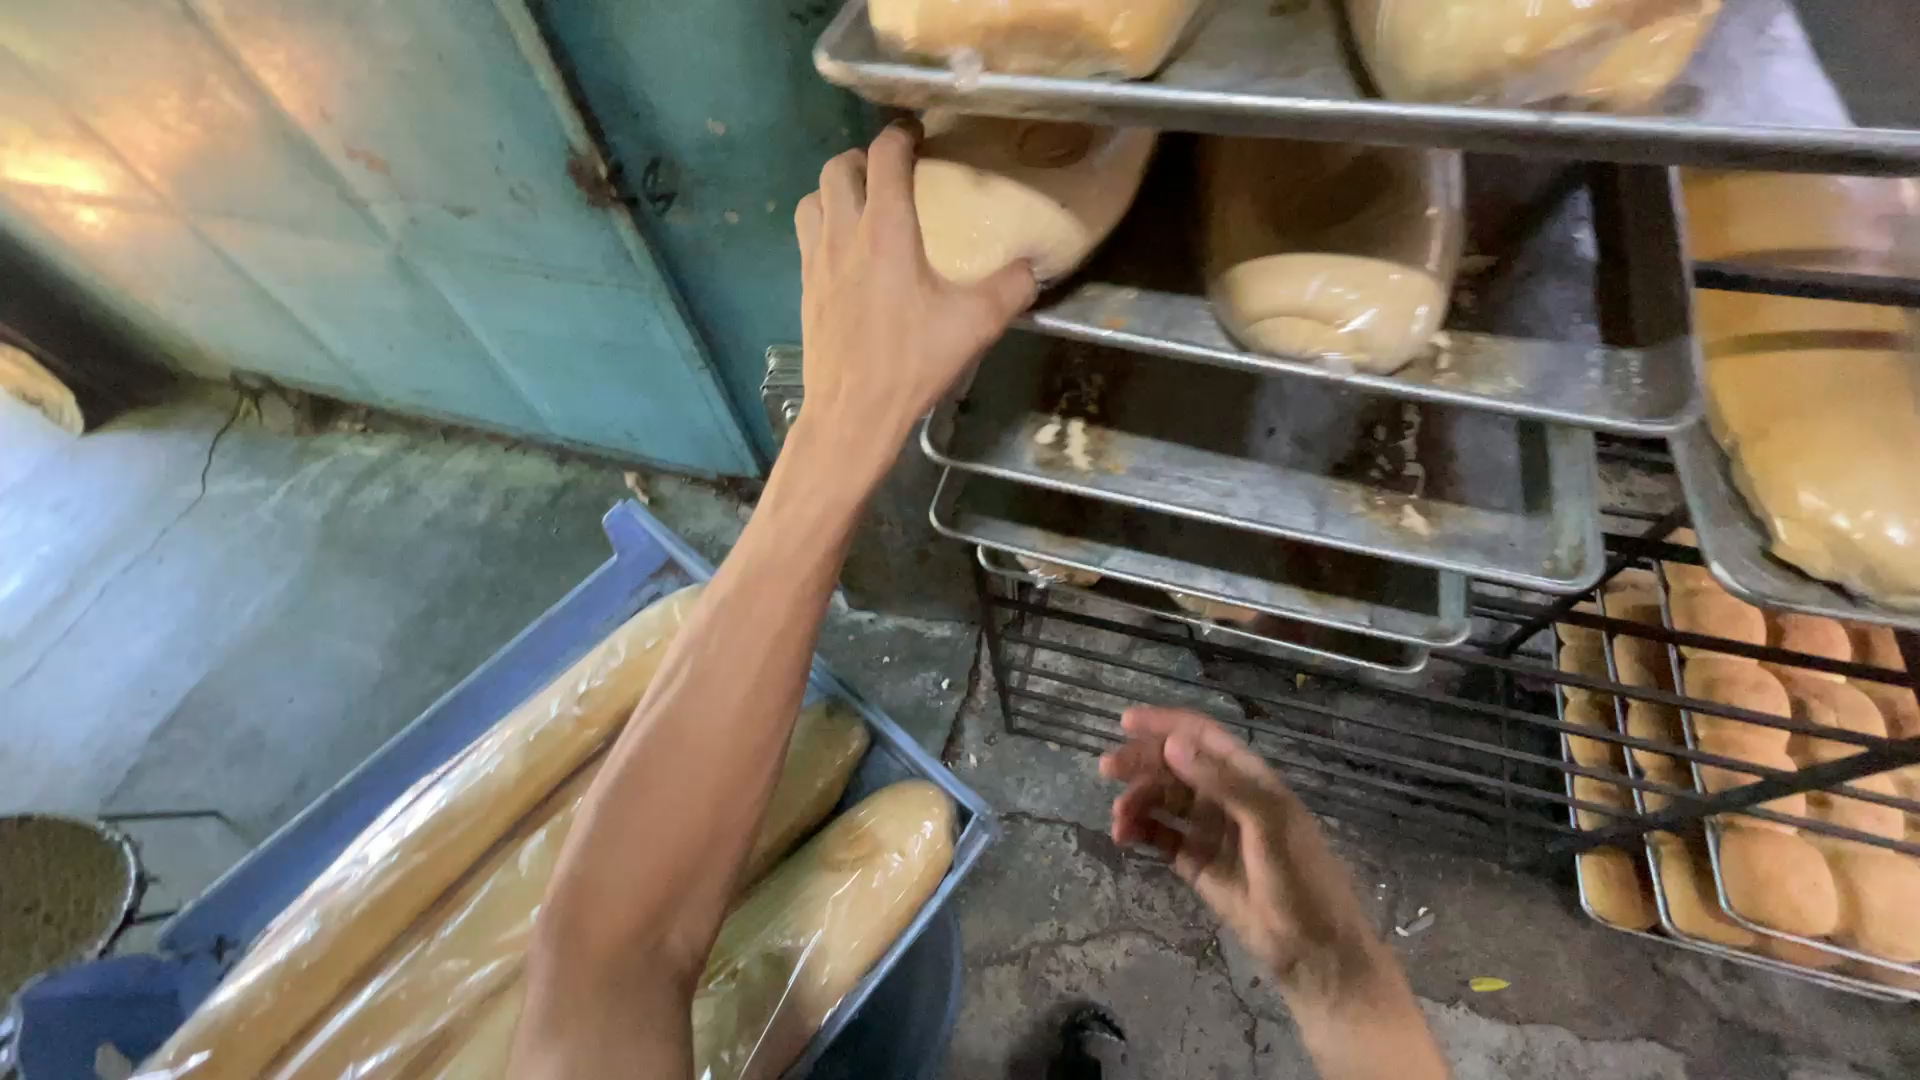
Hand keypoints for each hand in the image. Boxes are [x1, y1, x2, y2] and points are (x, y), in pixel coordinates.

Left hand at [792, 123, 1036, 464]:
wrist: (853, 411)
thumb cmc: (912, 364)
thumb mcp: (975, 326)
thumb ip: (1011, 289)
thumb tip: (1033, 267)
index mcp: (885, 231)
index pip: (885, 156)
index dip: (901, 135)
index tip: (919, 136)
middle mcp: (843, 234)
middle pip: (839, 167)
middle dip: (864, 158)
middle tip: (891, 172)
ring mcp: (817, 261)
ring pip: (813, 198)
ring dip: (836, 189)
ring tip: (861, 204)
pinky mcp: (805, 287)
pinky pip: (806, 235)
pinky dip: (823, 224)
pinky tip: (845, 251)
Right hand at [1100, 707, 1380, 995]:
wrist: (1315, 953)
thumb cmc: (1301, 879)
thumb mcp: (1268, 823)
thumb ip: (1221, 782)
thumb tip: (1171, 745)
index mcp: (1248, 777)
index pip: (1202, 736)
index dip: (1165, 724)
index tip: (1125, 721)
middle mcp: (1225, 796)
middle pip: (1174, 766)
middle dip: (1140, 763)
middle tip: (1107, 768)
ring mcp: (1210, 829)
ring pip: (1163, 800)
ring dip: (1137, 800)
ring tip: (1119, 819)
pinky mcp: (1196, 862)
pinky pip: (1160, 835)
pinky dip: (1140, 830)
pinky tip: (1124, 836)